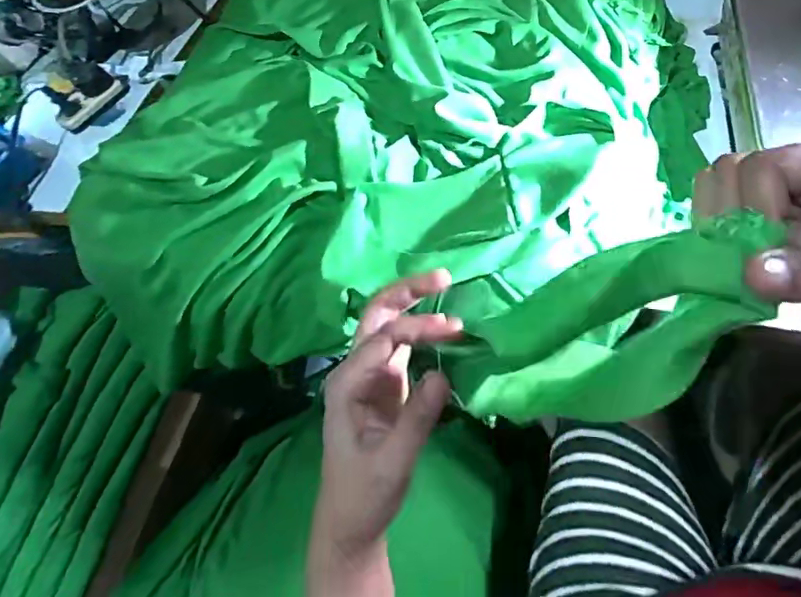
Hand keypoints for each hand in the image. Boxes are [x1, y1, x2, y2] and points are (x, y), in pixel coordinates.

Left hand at [313, 270, 462, 563]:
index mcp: (347, 383)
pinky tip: (443, 322)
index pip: (384, 339)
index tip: (454, 329)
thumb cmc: (364, 494)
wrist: (350, 524)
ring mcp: (370, 373)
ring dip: (413, 302)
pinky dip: (422, 327)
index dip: (419, 328)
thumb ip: (417, 418)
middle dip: (407, 291)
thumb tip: (444, 374)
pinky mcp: (386, 382)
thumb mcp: (393, 461)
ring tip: (445, 284)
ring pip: (388, 323)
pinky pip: (402, 343)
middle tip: (443, 277)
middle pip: (377, 315)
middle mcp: (354, 369)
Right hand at [695, 140, 800, 344]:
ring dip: (722, 232)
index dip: (754, 207)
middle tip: (746, 264)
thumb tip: (748, 273)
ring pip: (724, 195)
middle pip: (733, 172)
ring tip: (744, 272)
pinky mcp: (780, 233)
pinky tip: (743, 278)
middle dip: (730, 217)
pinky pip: (733, 229)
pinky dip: (726, 250)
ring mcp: (789, 203)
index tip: (761, 257)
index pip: (765, 167)